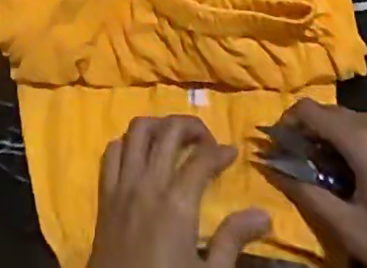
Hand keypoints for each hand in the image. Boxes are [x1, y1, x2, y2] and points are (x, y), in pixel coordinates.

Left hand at [88, 115, 270, 267]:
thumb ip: (232, 239)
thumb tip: (263, 214)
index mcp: (176, 202)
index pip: (202, 157)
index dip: (221, 151)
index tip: (232, 154)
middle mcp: (148, 184)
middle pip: (169, 130)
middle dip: (191, 126)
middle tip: (206, 141)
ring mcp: (122, 187)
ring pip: (137, 130)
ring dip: (158, 126)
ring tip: (173, 139)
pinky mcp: (103, 198)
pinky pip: (111, 153)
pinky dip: (127, 144)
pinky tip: (140, 156)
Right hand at [269, 99, 366, 267]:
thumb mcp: (351, 230)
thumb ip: (310, 195)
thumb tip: (276, 169)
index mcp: (363, 140)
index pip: (313, 110)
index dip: (288, 121)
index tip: (275, 143)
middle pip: (335, 113)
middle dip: (311, 130)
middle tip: (296, 160)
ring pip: (357, 121)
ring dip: (335, 136)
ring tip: (326, 170)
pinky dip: (359, 142)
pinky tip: (360, 174)